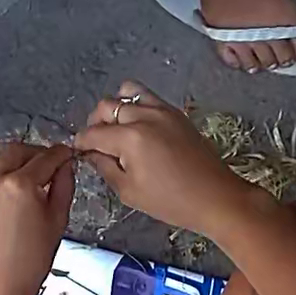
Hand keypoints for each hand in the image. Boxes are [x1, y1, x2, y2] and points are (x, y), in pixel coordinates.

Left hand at [0, 142, 75, 294]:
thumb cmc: (29, 260)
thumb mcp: (58, 220)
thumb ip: (63, 186)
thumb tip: (65, 168)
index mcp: (20, 184)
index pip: (46, 157)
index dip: (62, 154)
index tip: (69, 155)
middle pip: (20, 150)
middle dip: (39, 153)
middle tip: (54, 163)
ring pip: (0, 156)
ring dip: (18, 157)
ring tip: (34, 172)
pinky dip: (3, 170)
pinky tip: (16, 185)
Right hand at [74, 82, 270, 236]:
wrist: (216, 197)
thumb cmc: (172, 202)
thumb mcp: (129, 192)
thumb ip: (105, 168)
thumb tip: (91, 154)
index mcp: (130, 138)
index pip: (93, 133)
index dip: (81, 143)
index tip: (79, 150)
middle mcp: (145, 116)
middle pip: (106, 106)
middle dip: (95, 123)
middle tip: (97, 143)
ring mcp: (163, 111)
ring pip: (127, 92)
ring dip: (116, 108)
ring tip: (117, 130)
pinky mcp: (177, 113)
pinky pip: (148, 98)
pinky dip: (136, 107)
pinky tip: (138, 129)